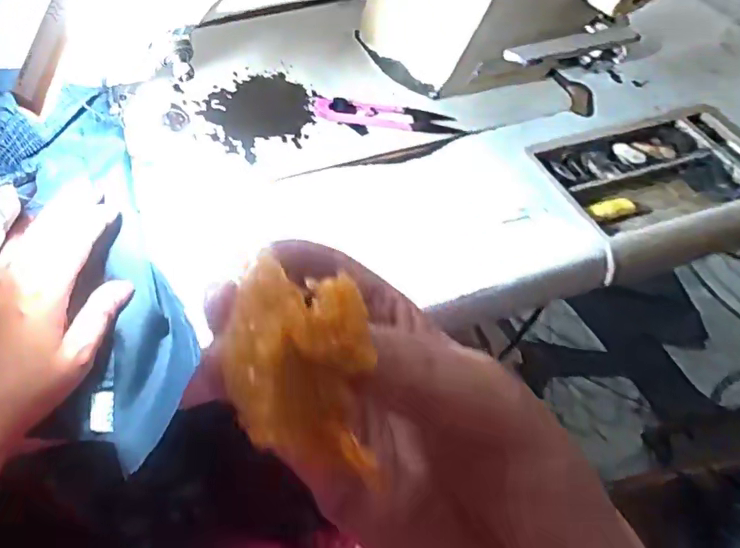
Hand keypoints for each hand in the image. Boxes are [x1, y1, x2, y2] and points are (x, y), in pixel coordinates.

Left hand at [0, 188, 134, 457]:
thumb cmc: (32, 387)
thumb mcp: (75, 358)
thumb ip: (99, 315)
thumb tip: (125, 284)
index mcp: (47, 288)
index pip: (76, 241)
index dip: (95, 221)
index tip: (113, 206)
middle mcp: (24, 271)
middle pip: (54, 226)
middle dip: (76, 204)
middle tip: (97, 184)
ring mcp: (4, 274)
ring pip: (34, 229)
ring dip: (56, 208)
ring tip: (74, 191)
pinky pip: (13, 242)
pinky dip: (29, 224)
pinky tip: (35, 216)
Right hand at [200, 242, 639, 547]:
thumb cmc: (526, 463)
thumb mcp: (480, 396)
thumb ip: (404, 361)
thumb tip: (315, 330)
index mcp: (387, 324)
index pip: (328, 274)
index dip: (290, 263)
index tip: (260, 269)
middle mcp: (349, 363)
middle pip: (285, 320)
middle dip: (248, 309)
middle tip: (220, 312)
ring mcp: (336, 417)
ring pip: (271, 374)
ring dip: (237, 361)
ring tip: (213, 362)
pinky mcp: (328, 478)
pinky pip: (284, 440)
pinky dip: (257, 420)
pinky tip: (240, 408)